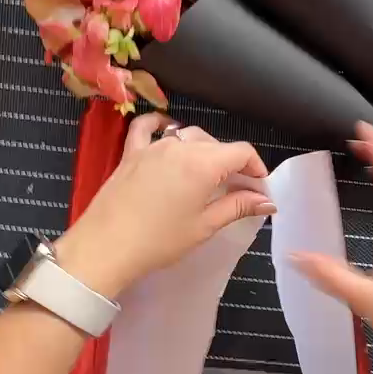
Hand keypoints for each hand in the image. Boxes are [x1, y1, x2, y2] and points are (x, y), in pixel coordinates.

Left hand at [54, 112, 274, 299]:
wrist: (105, 247)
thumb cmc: (159, 241)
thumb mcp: (204, 226)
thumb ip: (237, 206)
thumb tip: (267, 201)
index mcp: (203, 163)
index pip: (242, 152)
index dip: (256, 169)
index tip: (259, 190)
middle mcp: (180, 146)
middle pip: (217, 145)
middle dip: (232, 165)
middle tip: (237, 191)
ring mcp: (153, 146)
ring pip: (188, 136)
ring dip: (204, 151)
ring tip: (208, 176)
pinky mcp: (131, 153)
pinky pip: (148, 127)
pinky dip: (162, 126)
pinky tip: (168, 130)